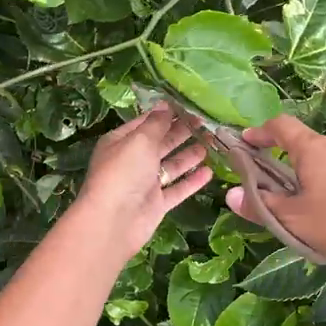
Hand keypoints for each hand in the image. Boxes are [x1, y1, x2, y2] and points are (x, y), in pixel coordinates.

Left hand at [72, 105, 212, 260]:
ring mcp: (145, 183)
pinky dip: (192, 180)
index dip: (166, 114)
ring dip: (189, 154)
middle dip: (181, 131)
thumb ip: (156, 123)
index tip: (189, 105)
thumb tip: (165, 104)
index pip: (145, 123)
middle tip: (205, 121)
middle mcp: (133, 160)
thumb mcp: (139, 140)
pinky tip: (209, 171)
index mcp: (121, 142)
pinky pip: (178, 188)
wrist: (114, 220)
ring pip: (171, 165)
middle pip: (160, 142)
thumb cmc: (123, 172)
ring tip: (212, 141)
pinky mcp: (157, 203)